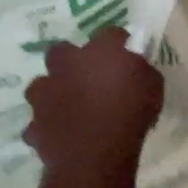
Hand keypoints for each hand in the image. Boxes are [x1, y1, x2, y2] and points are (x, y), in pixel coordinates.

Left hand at [23, 27, 163, 177]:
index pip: (110, 33)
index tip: (126, 52)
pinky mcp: (34, 126)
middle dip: (69, 58)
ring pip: (40, 85)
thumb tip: (133, 67)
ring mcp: (46, 97)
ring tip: (69, 101)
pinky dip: (47, 123)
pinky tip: (62, 130)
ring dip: (52, 90)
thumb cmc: (132, 112)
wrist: (96, 155)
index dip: (118, 42)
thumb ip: (139, 70)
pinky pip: (38, 121)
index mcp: (100, 51)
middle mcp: (68, 67)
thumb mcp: (153, 84)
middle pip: (60, 51)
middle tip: (87, 72)